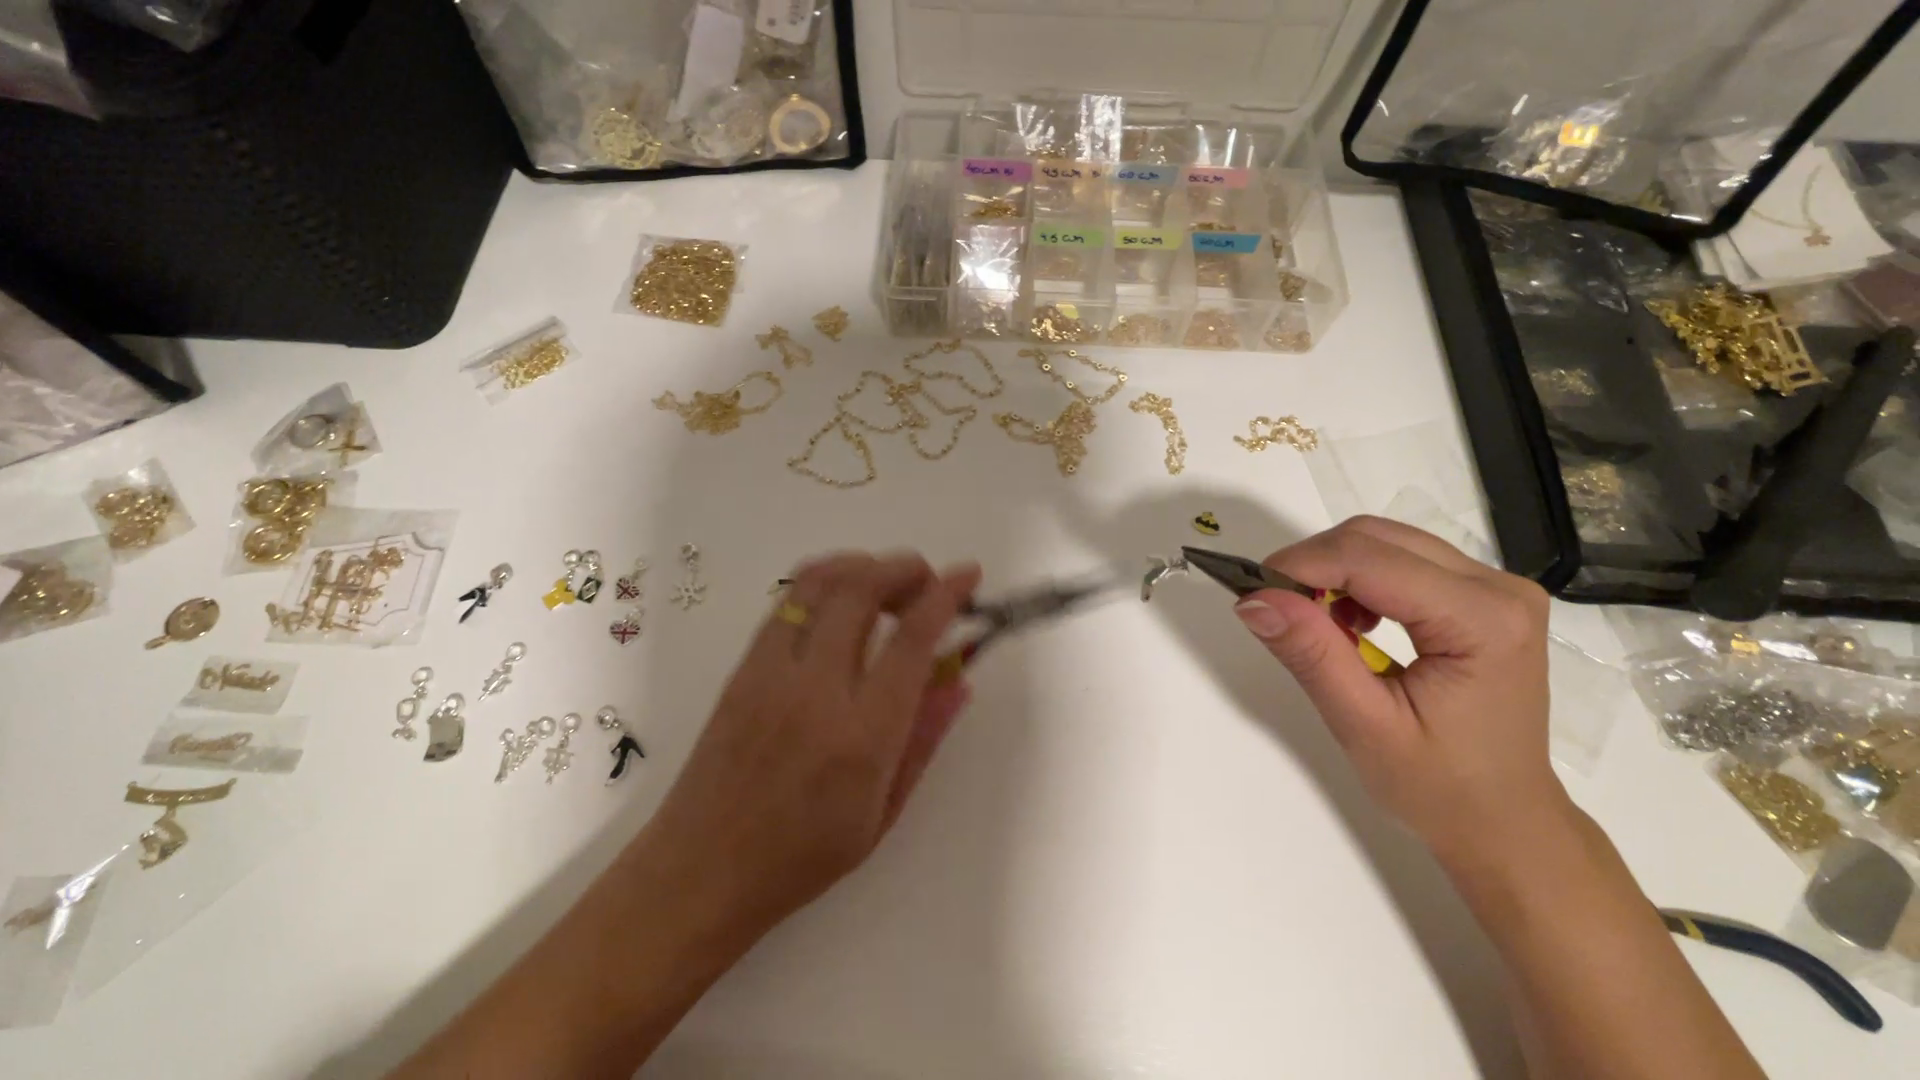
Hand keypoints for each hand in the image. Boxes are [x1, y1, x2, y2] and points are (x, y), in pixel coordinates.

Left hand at [646, 552, 981, 940]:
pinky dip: (822, 581)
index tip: (968, 576)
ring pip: (817, 583)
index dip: (947, 595)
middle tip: (927, 579)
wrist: (702, 869)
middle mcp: (816, 692)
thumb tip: (958, 679)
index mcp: (863, 738)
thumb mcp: (881, 814)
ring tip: (887, 578)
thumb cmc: (802, 857)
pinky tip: (840, 596)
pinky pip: (785, 603)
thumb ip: (922, 739)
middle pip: (862, 591)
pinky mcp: (742, 670)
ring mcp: (771, 674)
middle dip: (905, 568)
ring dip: (861, 564)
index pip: (912, 640)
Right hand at [1230, 517, 1570, 861]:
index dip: (1301, 565)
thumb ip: (1312, 654)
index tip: (1251, 593)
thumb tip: (1254, 598)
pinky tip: (1352, 624)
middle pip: (1378, 539)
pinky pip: (1405, 561)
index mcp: (1482, 620)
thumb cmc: (1438, 787)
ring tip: (1316, 626)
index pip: (1369, 560)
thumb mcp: (1363, 725)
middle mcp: (1500, 587)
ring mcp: (1497, 587)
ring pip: (1388, 542)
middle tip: (1277, 612)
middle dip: (1314, 565)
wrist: (1503, 819)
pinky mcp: (1485, 596)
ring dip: (1335, 572)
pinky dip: (1361, 580)